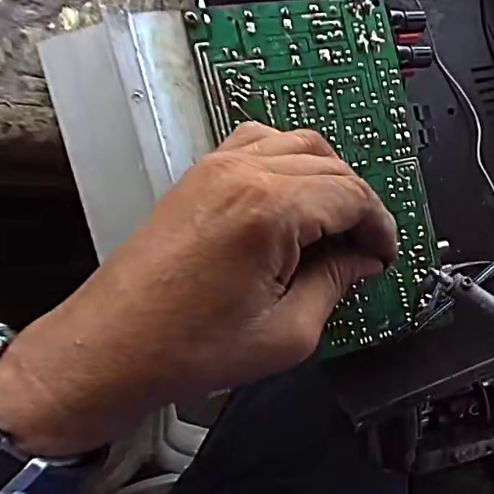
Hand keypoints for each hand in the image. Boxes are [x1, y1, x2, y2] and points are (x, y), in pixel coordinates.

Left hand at [0, 124, 397, 455]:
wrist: (109, 349)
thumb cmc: (186, 348)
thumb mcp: (288, 332)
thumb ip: (336, 284)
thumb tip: (362, 261)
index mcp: (270, 209)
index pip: (353, 196)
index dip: (380, 226)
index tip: (385, 255)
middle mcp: (243, 173)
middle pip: (332, 166)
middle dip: (361, 205)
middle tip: (366, 248)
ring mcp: (216, 168)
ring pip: (300, 144)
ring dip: (330, 177)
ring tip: (338, 222)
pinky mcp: (199, 176)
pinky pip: (260, 144)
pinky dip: (291, 162)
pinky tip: (297, 197)